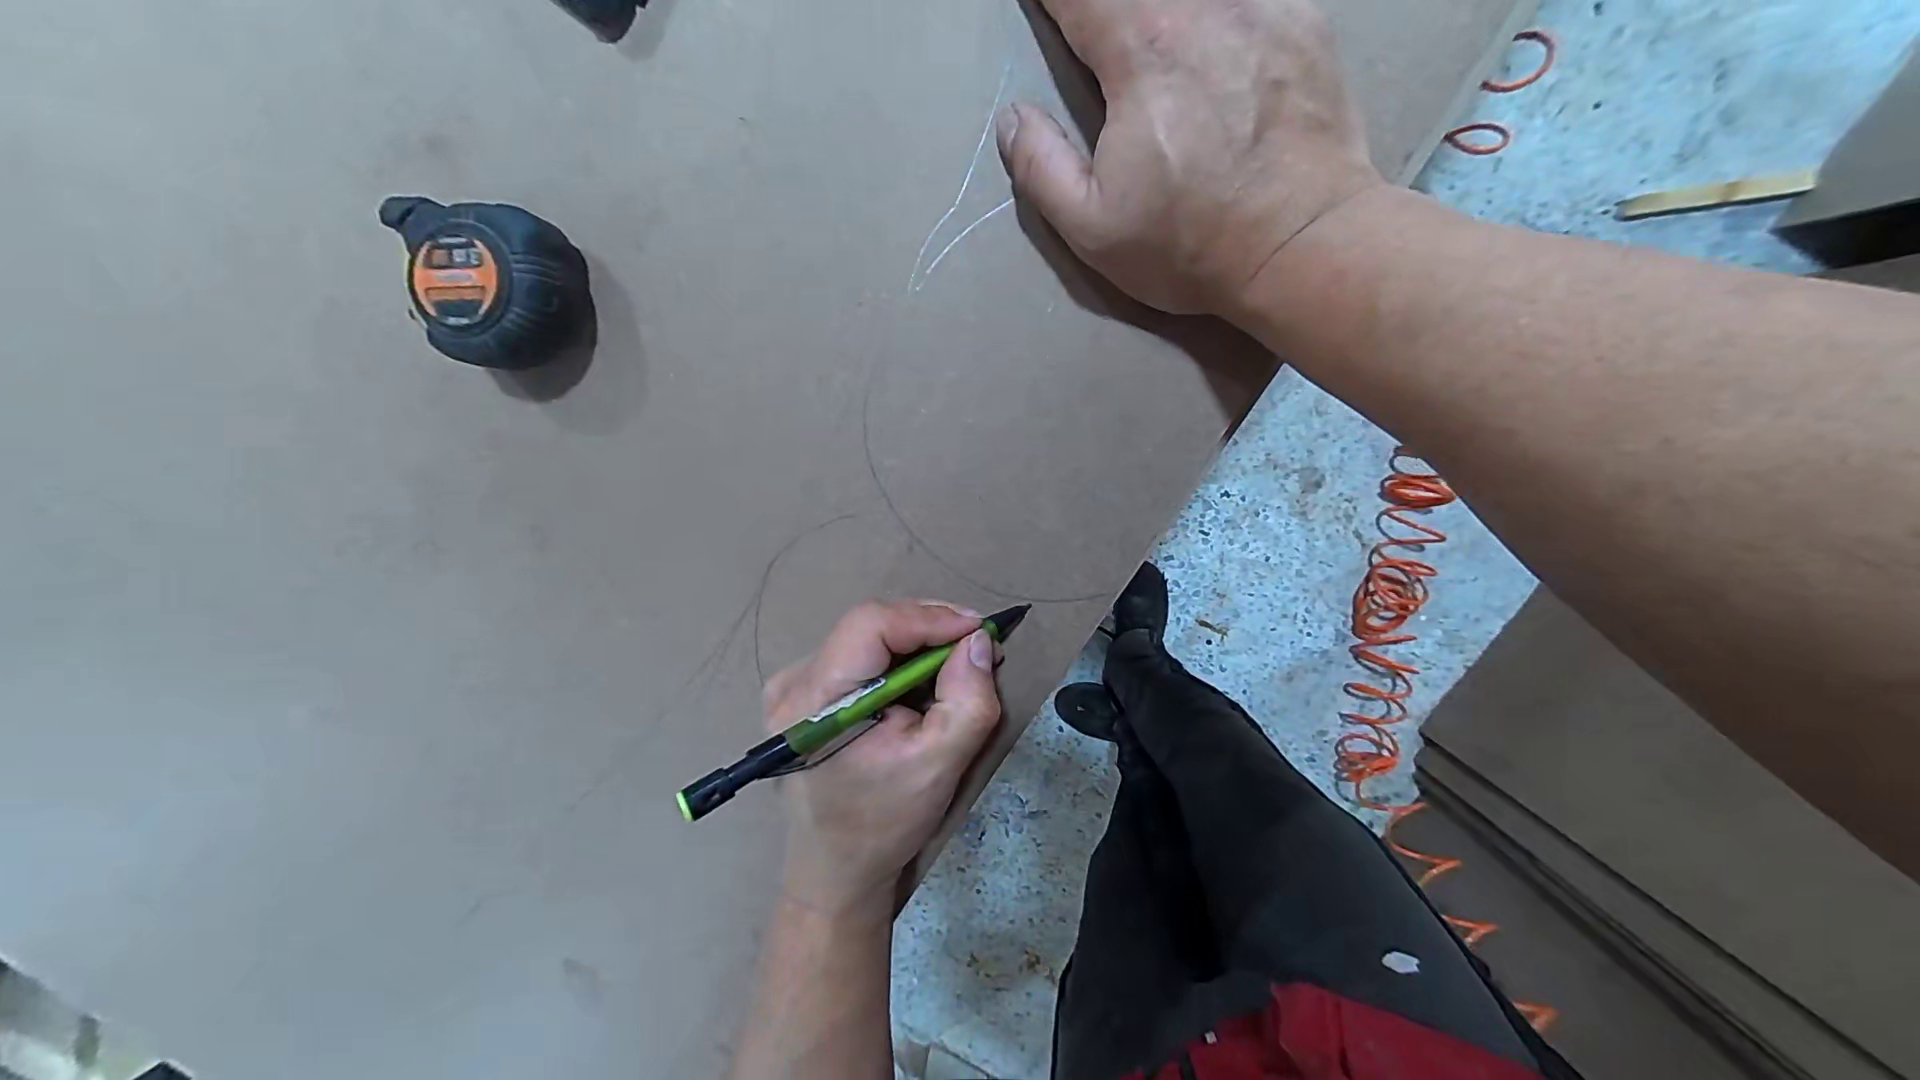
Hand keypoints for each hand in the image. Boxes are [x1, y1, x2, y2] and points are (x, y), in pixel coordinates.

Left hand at [763, 601, 1003, 918]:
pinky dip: (898, 659)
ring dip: (917, 644)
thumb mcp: (940, 764)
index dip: (929, 618)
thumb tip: (978, 642)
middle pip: (870, 626)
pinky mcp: (802, 691)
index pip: (871, 624)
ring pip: (867, 637)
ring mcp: (791, 685)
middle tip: (976, 647)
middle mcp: (791, 681)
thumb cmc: (884, 822)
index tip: (979, 631)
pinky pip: (859, 654)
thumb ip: (967, 698)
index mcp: (813, 700)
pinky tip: (921, 684)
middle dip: (930, 630)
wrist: (835, 868)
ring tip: (954, 667)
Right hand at [994, 0, 1383, 315]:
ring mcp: (1262, 6)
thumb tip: (1013, 118)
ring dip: (1159, 8)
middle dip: (1105, 4)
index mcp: (1141, 51)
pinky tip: (1210, 33)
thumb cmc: (1188, 246)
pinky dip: (1218, 9)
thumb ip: (1042, 168)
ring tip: (1145, 29)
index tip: (1046, 9)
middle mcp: (1202, 8)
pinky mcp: (1304, 22)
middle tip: (1094, 22)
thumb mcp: (1093, 229)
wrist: (1302, 248)